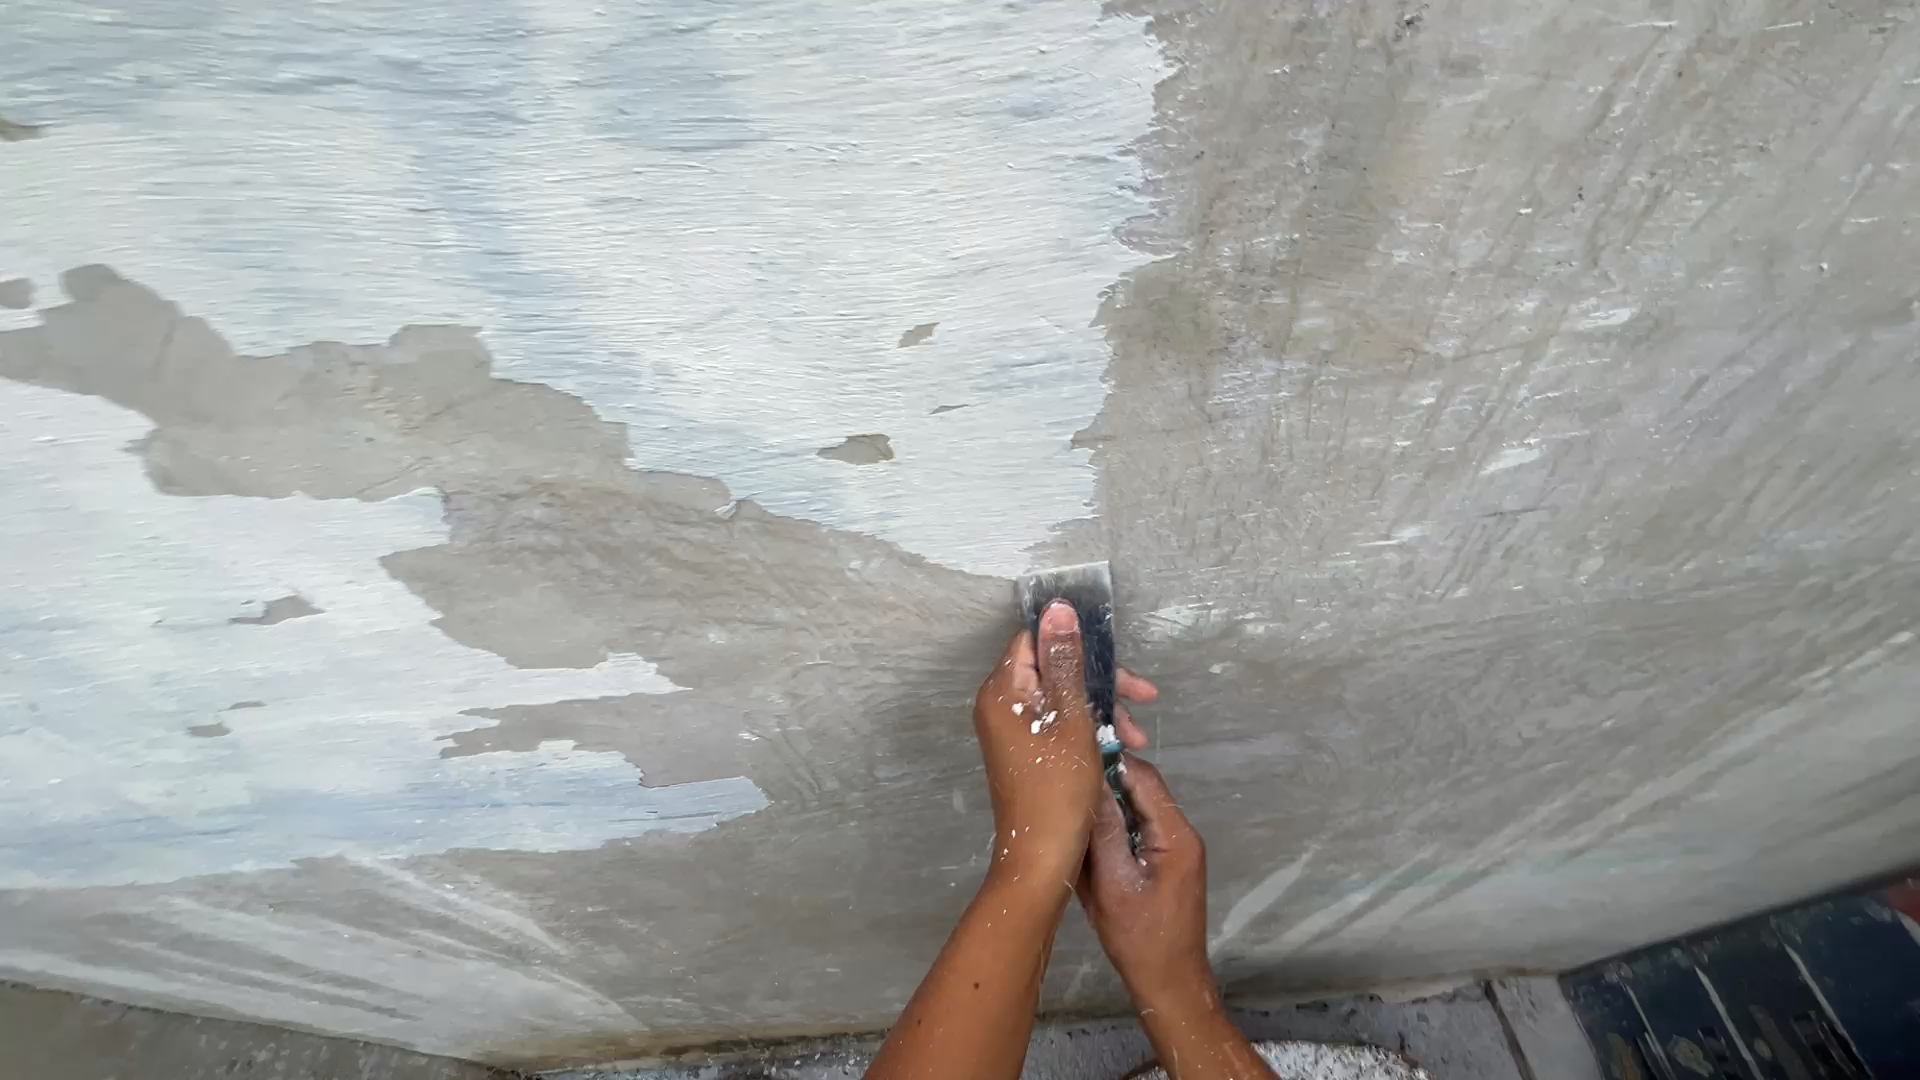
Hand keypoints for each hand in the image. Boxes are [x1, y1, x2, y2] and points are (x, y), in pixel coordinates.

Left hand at [972, 602, 1158, 884]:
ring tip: (1136, 736)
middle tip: (1143, 699)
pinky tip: (1119, 745)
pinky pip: (1057, 721)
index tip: (1118, 666)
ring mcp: (1010, 728)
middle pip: (1053, 668)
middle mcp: (1000, 704)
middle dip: (1101, 682)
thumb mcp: (1071, 718)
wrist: (1041, 860)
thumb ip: (1065, 661)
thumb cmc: (1057, 788)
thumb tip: (1058, 607)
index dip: (1078, 646)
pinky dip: (1087, 727)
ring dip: (1101, 708)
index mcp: (1003, 690)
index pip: (1036, 641)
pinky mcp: (1024, 748)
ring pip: (1061, 698)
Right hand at [1076, 754, 1212, 1011]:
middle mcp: (1181, 833)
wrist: (1169, 985)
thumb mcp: (1112, 883)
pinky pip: (1138, 828)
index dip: (1109, 761)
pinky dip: (1114, 826)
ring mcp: (1176, 847)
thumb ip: (1103, 831)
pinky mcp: (1166, 861)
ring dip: (1108, 805)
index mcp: (1175, 834)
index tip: (1073, 757)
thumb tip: (1090, 782)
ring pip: (1137, 807)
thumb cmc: (1139, 938)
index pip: (1143, 777)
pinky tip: (1088, 834)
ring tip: (1072, 804)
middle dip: (1105, 783)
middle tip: (1066, 780)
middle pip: (1141, 789)